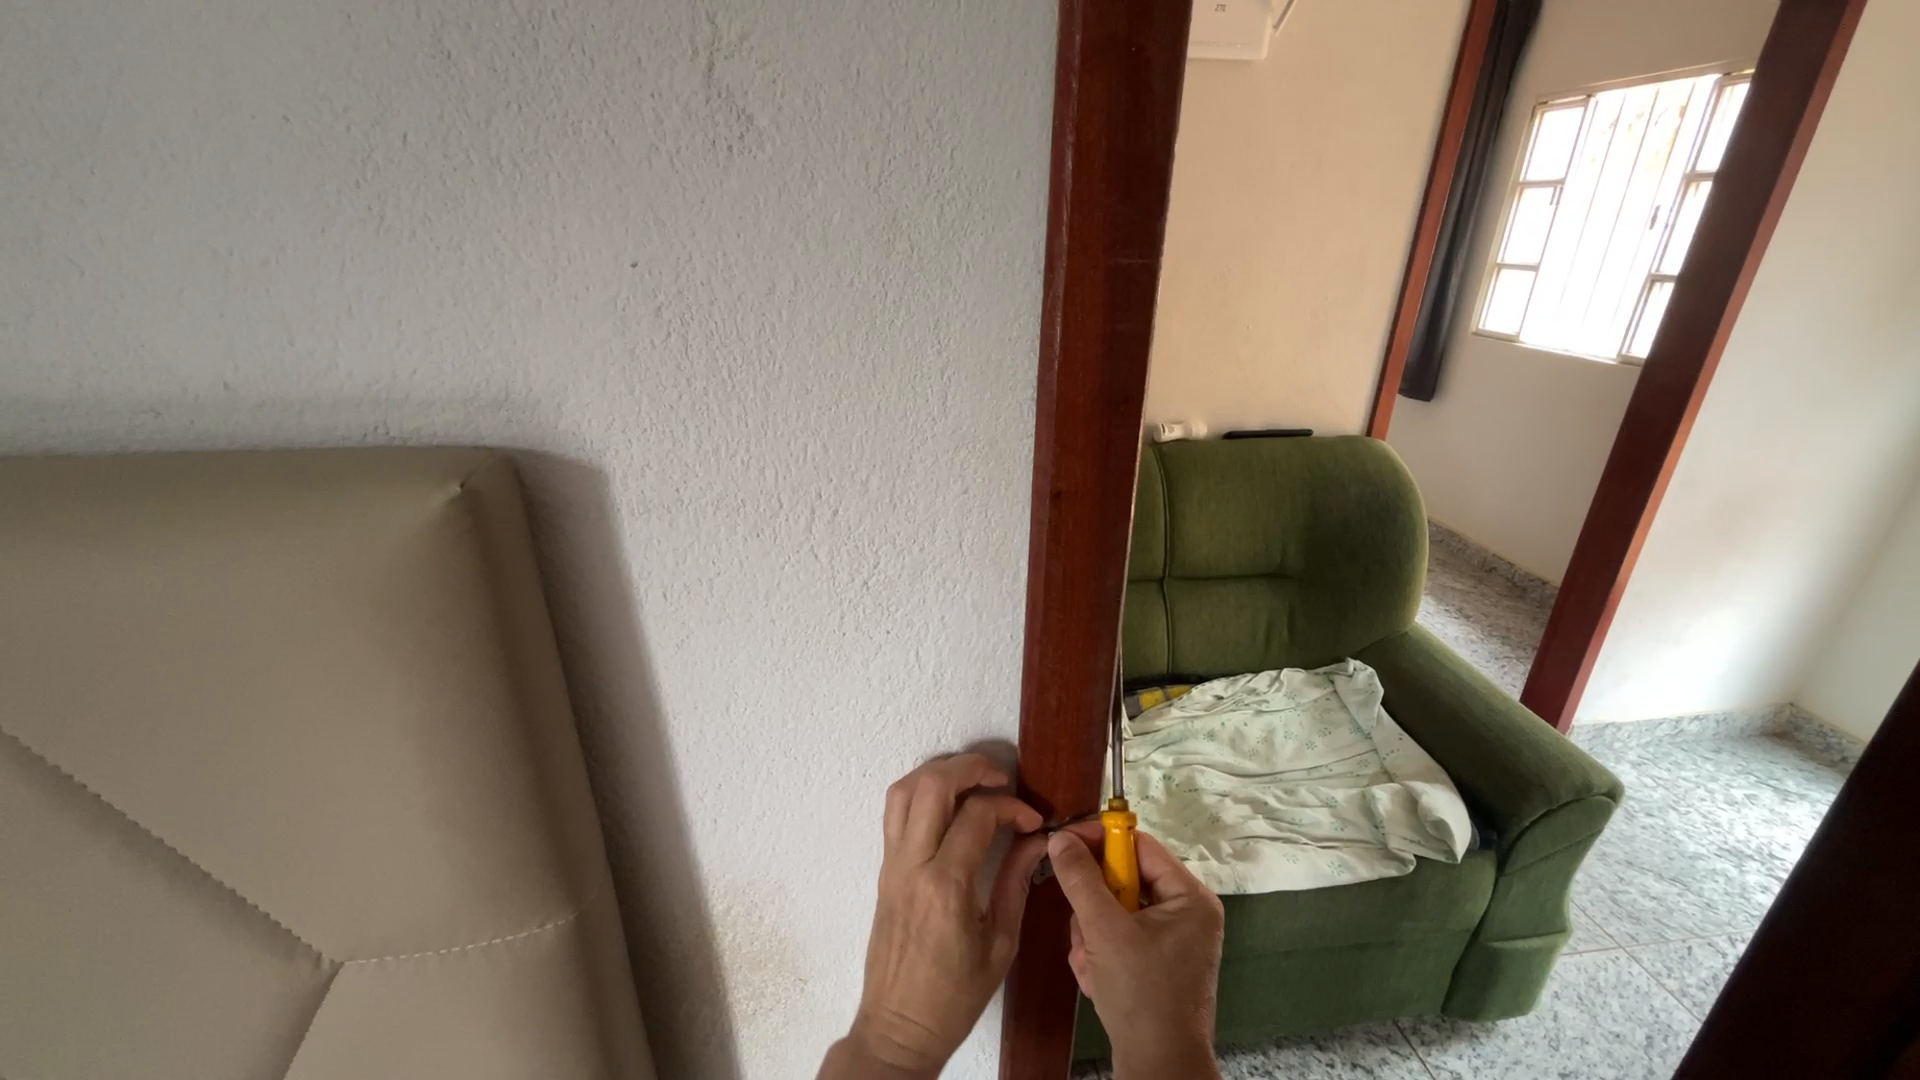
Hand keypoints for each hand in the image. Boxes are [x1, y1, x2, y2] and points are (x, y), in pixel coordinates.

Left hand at [819, 753, 1049, 1078]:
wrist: (899, 1027)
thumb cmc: (954, 996)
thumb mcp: (1000, 944)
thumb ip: (1016, 882)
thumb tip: (1035, 840)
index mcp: (945, 886)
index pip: (978, 815)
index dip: (1012, 807)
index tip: (1033, 822)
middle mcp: (912, 864)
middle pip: (932, 785)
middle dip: (971, 766)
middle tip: (1002, 777)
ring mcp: (892, 863)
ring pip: (904, 789)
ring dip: (939, 771)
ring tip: (974, 779)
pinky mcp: (884, 868)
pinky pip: (895, 811)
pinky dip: (921, 791)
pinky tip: (949, 802)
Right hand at [1049, 824, 1224, 1079]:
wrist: (1158, 1068)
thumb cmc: (1140, 993)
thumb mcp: (1104, 930)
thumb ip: (1080, 878)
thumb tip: (1060, 837)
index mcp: (1189, 896)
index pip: (1139, 844)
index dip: (1099, 839)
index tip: (1062, 843)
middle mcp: (1187, 912)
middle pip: (1124, 878)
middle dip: (1093, 903)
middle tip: (1081, 926)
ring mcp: (1173, 939)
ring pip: (1115, 909)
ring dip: (1092, 932)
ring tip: (1089, 961)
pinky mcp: (1158, 962)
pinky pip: (1120, 936)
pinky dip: (1100, 951)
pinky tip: (1096, 977)